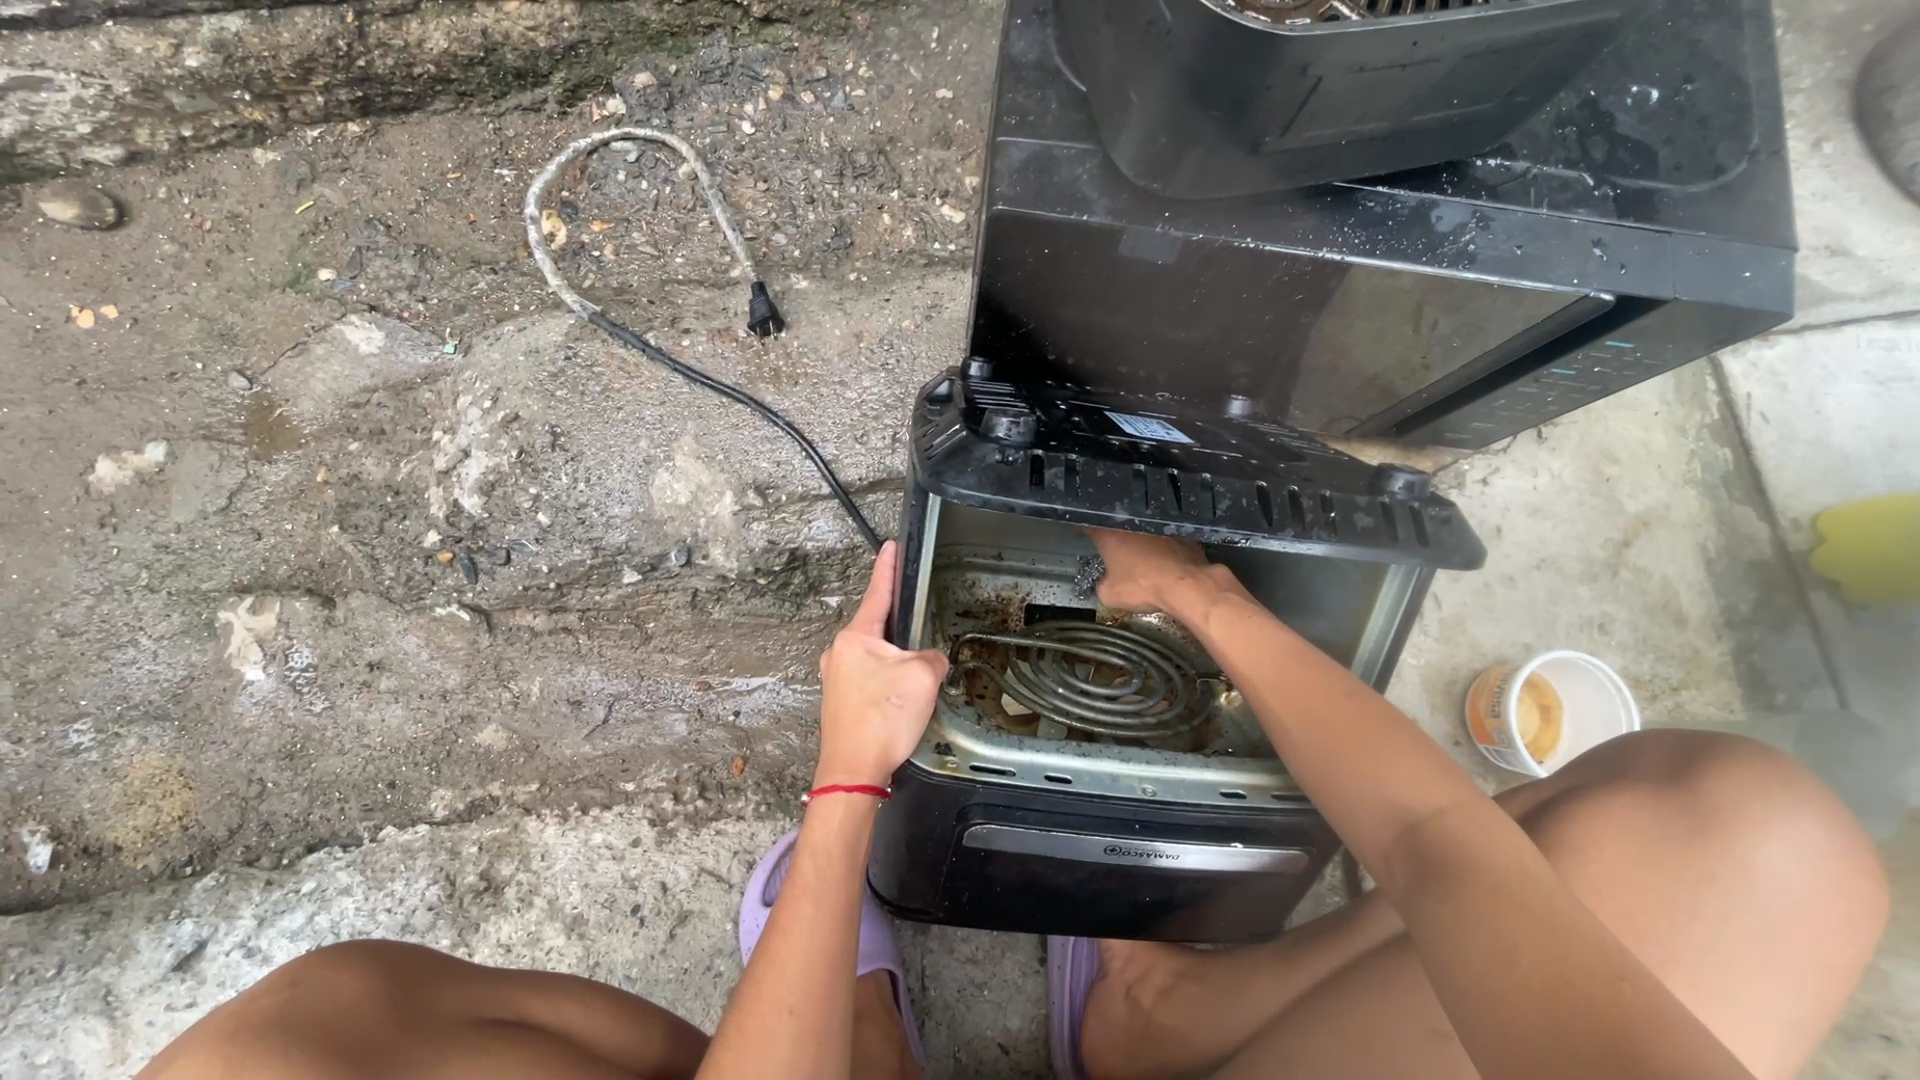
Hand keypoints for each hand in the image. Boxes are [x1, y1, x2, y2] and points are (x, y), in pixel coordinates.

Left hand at [814, 540, 950, 788]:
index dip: (888, 567)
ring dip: (898, 670)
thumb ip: (933, 657)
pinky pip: (871, 682)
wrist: (853, 770)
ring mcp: (836, 678)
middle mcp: (839, 653)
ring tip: (913, 693)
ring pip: (877, 660)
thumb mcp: (923, 677)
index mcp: (856, 638)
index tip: (890, 547)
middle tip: (920, 654)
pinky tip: (900, 706)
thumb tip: (932, 660)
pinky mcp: (840, 700)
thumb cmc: (880, 722)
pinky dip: (889, 688)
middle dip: (904, 639)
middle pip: (880, 630)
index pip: (877, 592)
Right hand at [1082, 527, 1241, 614]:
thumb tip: (1102, 584)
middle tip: (1110, 548)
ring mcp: (1158, 526)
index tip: (1081, 532)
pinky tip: (1160, 559)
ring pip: (1142, 528)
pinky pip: (1164, 536)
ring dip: (1138, 539)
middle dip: (1112, 534)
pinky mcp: (1180, 533)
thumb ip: (1100, 586)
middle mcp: (1133, 523)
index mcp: (1110, 533)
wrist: (1185, 585)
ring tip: (1137, 555)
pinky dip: (1160, 545)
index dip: (1082, 528)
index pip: (1088, 524)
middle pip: (1117, 524)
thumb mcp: (1110, 595)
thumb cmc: (1144, 586)